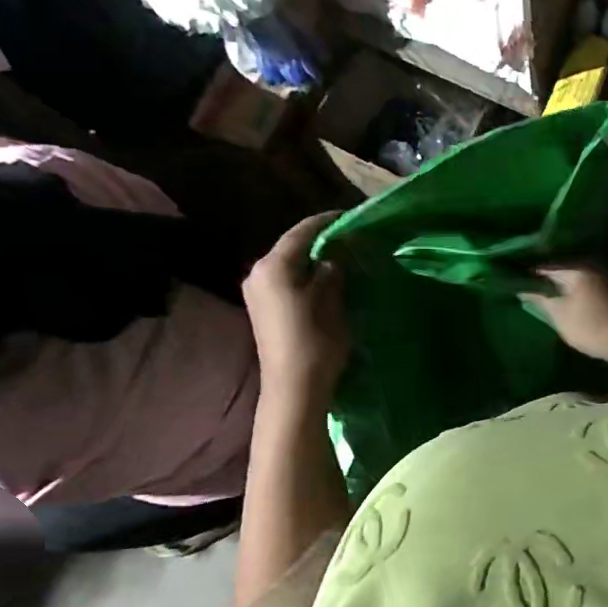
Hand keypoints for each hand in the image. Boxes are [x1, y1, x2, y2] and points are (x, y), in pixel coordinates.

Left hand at [244, 212, 347, 403]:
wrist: (293, 389)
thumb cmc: (315, 343)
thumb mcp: (331, 302)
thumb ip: (332, 272)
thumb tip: (333, 257)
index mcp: (273, 266)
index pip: (303, 231)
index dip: (328, 222)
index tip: (351, 218)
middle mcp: (257, 272)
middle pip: (292, 246)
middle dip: (320, 241)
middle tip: (350, 239)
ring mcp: (256, 292)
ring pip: (288, 264)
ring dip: (312, 259)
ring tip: (341, 259)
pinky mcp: (261, 308)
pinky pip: (284, 280)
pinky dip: (303, 275)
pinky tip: (324, 280)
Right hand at [522, 265, 607, 360]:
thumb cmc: (593, 328)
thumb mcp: (560, 315)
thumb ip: (540, 298)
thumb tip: (522, 287)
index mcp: (576, 267)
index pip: (544, 266)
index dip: (528, 274)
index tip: (517, 282)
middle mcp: (593, 263)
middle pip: (562, 268)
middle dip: (548, 277)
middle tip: (532, 288)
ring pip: (578, 275)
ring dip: (565, 283)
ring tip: (552, 294)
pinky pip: (591, 283)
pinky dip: (580, 289)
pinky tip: (575, 299)